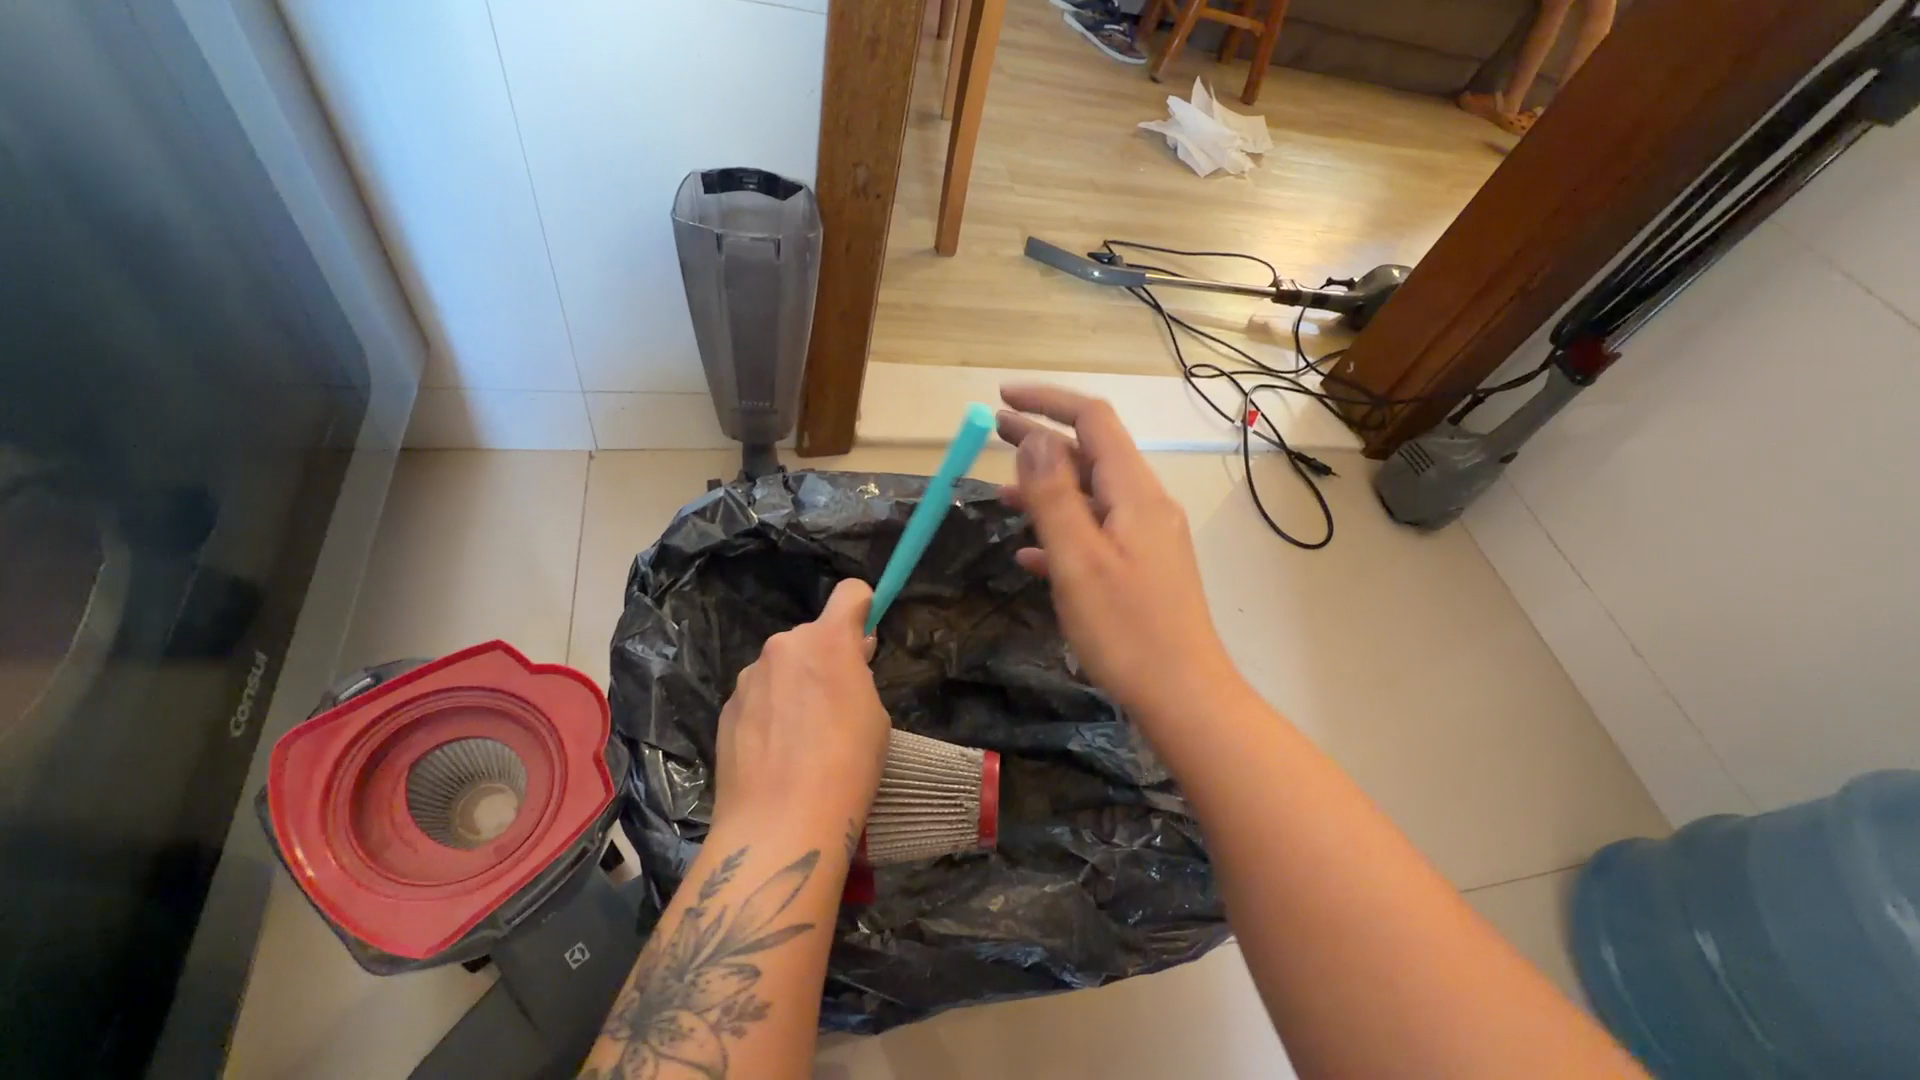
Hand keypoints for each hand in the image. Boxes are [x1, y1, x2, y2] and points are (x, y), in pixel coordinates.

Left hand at [711, 579, 889, 845]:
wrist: (780, 825)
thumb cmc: (847, 767)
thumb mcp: (875, 717)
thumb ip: (859, 677)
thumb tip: (849, 662)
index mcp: (827, 641)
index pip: (850, 592)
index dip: (863, 610)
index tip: (866, 642)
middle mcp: (782, 647)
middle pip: (812, 636)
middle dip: (826, 659)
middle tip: (839, 705)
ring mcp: (748, 678)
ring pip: (782, 667)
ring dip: (795, 685)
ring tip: (804, 740)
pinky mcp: (726, 709)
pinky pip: (758, 696)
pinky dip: (770, 712)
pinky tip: (777, 755)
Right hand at [996, 384, 1240, 720]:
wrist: (1184, 697)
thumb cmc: (1127, 631)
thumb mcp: (1079, 560)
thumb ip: (1054, 496)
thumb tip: (1035, 439)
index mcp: (1134, 494)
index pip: (1092, 420)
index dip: (1047, 402)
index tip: (1000, 400)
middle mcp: (1145, 506)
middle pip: (1091, 454)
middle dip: (1042, 440)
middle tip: (994, 433)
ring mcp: (1146, 540)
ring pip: (1091, 497)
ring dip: (1047, 488)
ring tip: (1001, 496)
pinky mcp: (1142, 571)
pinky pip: (1096, 535)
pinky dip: (1061, 532)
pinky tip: (1029, 555)